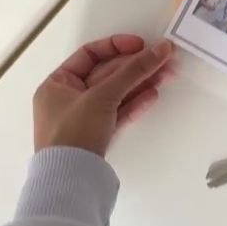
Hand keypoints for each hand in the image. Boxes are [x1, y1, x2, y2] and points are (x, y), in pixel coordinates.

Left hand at [34, 36, 176, 155]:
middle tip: (165, 59)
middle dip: (137, 67)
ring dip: (142, 82)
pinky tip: (153, 95)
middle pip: (108, 73)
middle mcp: (68, 97)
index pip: (89, 54)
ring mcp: (84, 116)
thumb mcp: (102, 96)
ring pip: (117, 92)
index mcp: (58, 83)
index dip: (116, 46)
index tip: (141, 45)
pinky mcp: (98, 133)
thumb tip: (162, 48)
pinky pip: (119, 111)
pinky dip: (135, 102)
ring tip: (168, 75)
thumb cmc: (74, 131)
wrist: (70, 180)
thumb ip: (134, 70)